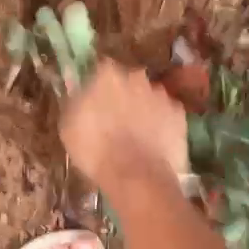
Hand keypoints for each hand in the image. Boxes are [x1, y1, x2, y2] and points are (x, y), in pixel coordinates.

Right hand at [59, 60, 188, 185]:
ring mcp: (161, 94)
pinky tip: (155, 144)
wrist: (135, 176)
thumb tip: (80, 94)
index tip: (97, 106)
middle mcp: (136, 76)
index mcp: (107, 74)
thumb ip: (76, 103)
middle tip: (118, 123)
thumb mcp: (69, 128)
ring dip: (145, 112)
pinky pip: (168, 116)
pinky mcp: (179, 114)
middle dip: (125, 98)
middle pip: (129, 82)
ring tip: (138, 138)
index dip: (100, 90)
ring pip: (151, 98)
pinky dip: (162, 126)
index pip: (102, 72)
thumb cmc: (95, 152)